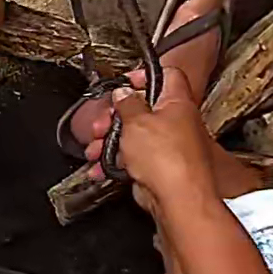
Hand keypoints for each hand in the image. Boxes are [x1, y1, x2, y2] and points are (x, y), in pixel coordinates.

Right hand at [84, 65, 227, 217]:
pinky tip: (101, 166)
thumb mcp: (137, 121)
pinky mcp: (155, 166)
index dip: (145, 75)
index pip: (168, 76)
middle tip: (102, 124)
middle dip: (113, 117)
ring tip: (95, 149)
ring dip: (108, 142)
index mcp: (176, 103)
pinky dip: (113, 161)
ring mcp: (165, 145)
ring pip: (130, 135)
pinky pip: (130, 158)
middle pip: (139, 109)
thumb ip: (127, 104)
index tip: (125, 83)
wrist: (176, 198)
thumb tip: (123, 93)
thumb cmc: (167, 159)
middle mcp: (174, 123)